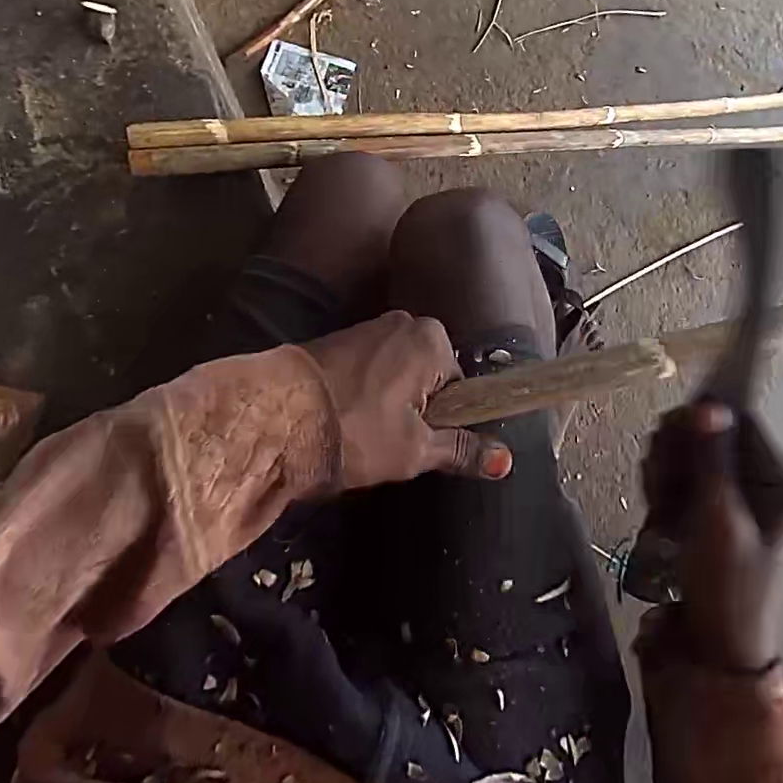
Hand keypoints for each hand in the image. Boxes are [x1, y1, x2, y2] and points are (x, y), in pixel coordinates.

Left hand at [302, 311, 513, 491]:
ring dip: (388, 401)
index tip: (418, 441)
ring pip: (396, 373)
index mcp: (432, 339)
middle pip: (427, 377)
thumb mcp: (415, 449)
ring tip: (362, 430)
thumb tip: (507, 461)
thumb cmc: (356, 429)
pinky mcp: (337, 337)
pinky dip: (364, 391)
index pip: (459, 386)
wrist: (275, 416)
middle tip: (389, 440)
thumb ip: (462, 449)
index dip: (443, 420)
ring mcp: (367, 326)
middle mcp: (404, 321)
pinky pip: (368, 367)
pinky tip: (344, 414)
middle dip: (414, 409)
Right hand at [642, 400, 782, 671]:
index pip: (741, 424)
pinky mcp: (717, 513)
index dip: (700, 423)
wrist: (716, 644)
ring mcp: (740, 500)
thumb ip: (711, 460)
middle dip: (678, 453)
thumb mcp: (718, 518)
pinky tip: (659, 508)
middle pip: (713, 439)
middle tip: (658, 478)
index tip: (664, 436)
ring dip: (667, 471)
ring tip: (658, 501)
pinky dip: (667, 488)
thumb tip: (708, 405)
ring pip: (694, 459)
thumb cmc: (727, 582)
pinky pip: (687, 480)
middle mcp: (765, 485)